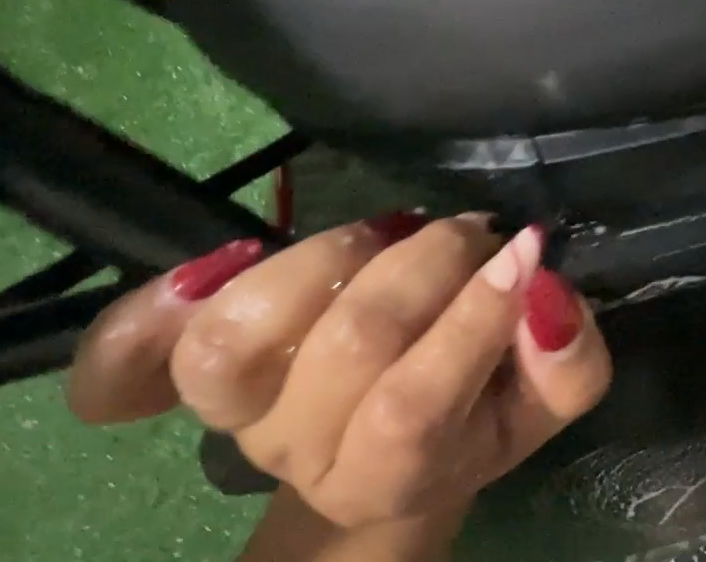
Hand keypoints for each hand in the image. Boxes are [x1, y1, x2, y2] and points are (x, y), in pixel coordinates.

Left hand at [66, 215, 610, 528]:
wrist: (390, 456)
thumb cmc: (480, 416)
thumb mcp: (548, 404)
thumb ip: (570, 363)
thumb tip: (544, 293)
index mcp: (396, 473)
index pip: (412, 405)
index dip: (470, 318)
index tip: (527, 248)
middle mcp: (304, 455)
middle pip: (347, 346)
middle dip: (432, 263)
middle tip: (478, 232)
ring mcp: (240, 417)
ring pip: (244, 334)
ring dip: (331, 259)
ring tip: (391, 232)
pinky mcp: (189, 380)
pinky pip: (135, 358)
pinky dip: (159, 308)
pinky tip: (228, 259)